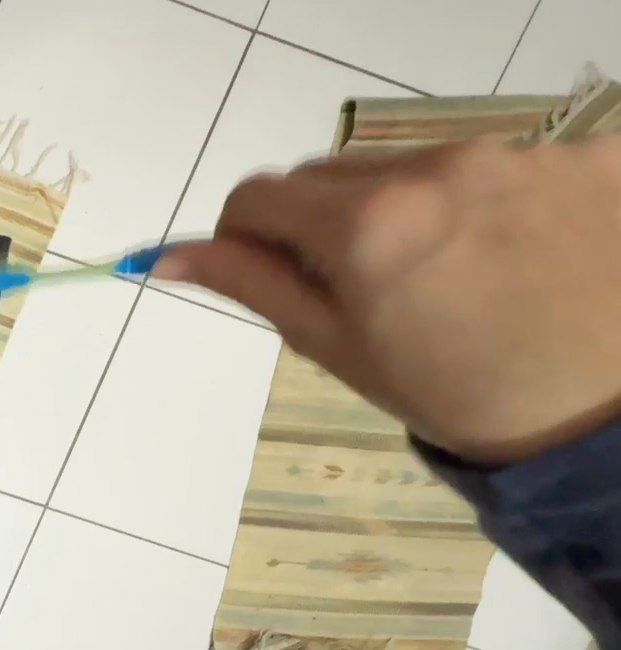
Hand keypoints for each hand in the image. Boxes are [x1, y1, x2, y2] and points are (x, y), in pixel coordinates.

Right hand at [156, 136, 620, 463]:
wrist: (593, 402)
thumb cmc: (437, 384)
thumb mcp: (324, 338)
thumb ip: (246, 282)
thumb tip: (166, 257)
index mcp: (364, 221)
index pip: (255, 196)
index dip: (242, 236)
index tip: (270, 275)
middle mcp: (439, 166)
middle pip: (326, 174)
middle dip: (315, 220)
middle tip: (350, 283)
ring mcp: (522, 153)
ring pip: (403, 165)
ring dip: (391, 206)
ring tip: (433, 269)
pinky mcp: (589, 152)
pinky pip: (487, 161)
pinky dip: (470, 199)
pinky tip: (499, 249)